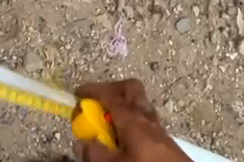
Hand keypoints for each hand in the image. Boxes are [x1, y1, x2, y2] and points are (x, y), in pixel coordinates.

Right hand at [74, 80, 191, 161]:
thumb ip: (96, 153)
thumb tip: (82, 142)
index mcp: (132, 118)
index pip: (108, 94)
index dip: (91, 91)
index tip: (77, 95)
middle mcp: (147, 118)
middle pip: (131, 89)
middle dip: (112, 90)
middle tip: (97, 103)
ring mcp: (159, 129)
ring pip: (140, 105)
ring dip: (124, 108)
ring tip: (110, 125)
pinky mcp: (167, 143)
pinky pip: (146, 122)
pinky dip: (133, 124)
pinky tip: (126, 141)